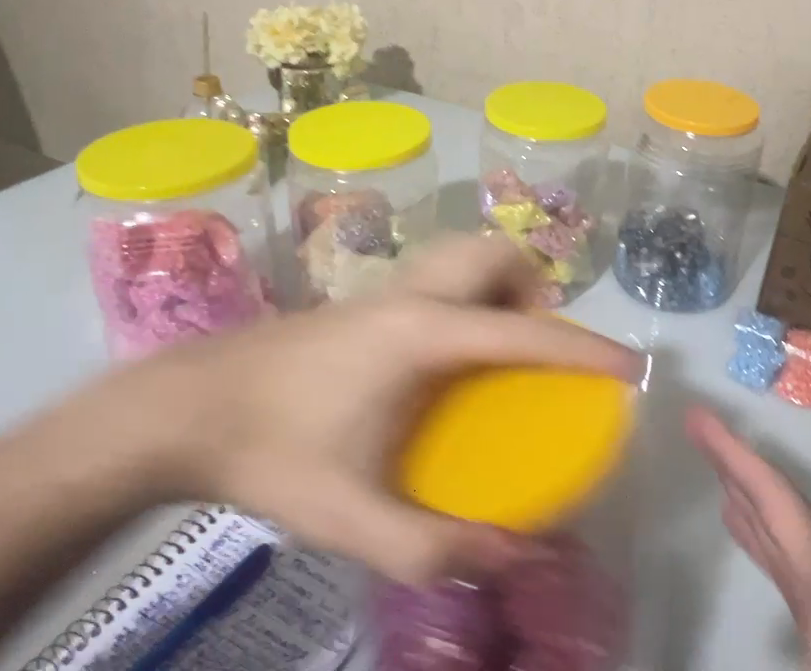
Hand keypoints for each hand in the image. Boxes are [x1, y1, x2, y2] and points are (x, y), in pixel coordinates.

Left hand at [104, 236, 641, 584]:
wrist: (180, 410)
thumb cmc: (272, 454)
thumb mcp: (354, 517)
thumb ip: (434, 548)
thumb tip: (513, 556)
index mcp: (422, 335)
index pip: (525, 330)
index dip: (585, 349)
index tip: (630, 365)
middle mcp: (410, 297)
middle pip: (493, 253)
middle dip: (534, 289)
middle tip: (535, 347)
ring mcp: (381, 292)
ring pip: (461, 254)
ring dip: (497, 284)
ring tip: (496, 346)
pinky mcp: (359, 302)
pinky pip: (435, 276)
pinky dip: (463, 294)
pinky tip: (439, 359)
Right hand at [686, 408, 810, 670]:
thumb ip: (786, 639)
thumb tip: (710, 646)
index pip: (772, 497)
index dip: (733, 454)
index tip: (699, 417)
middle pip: (776, 501)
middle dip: (733, 462)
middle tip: (696, 426)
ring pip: (783, 526)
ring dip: (745, 492)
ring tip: (712, 467)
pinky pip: (787, 550)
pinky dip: (759, 528)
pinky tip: (746, 530)